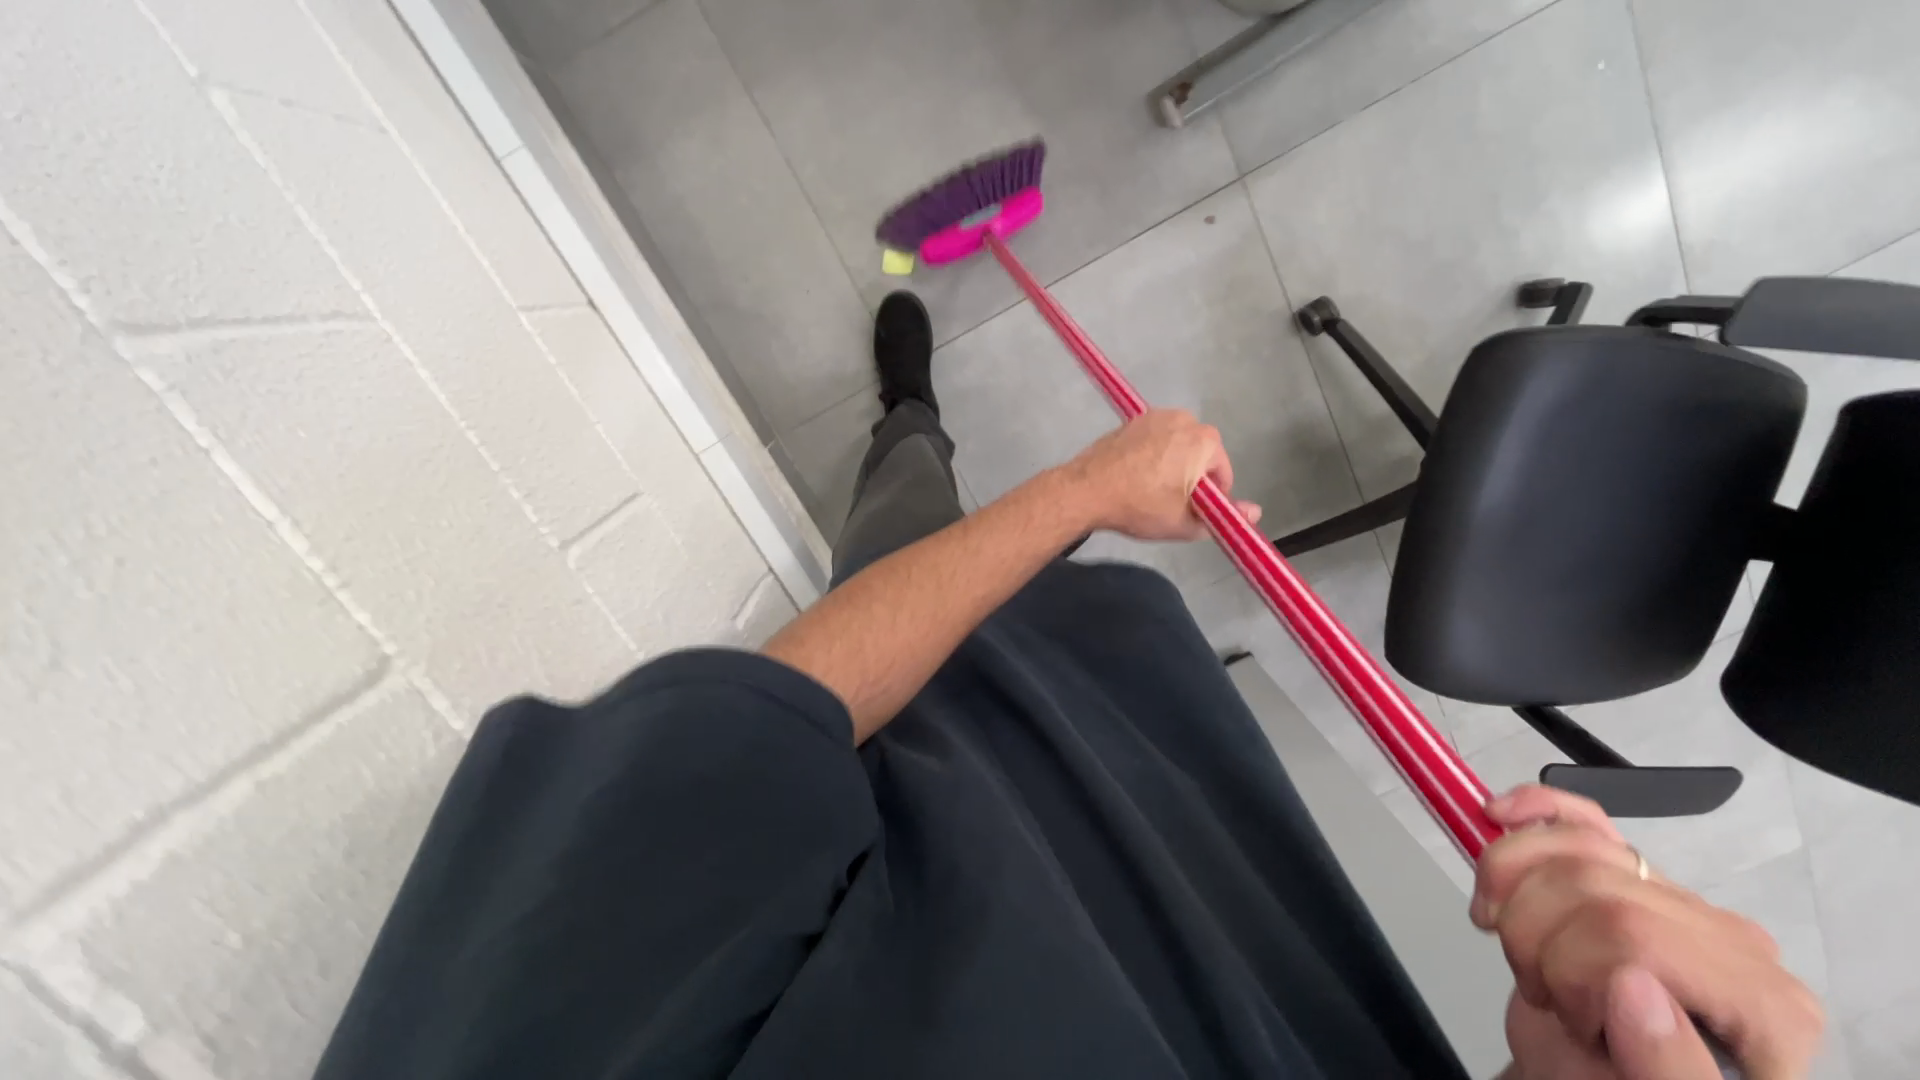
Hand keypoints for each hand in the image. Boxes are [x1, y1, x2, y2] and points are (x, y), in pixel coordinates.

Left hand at [1062, 409, 1260, 541]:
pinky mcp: (1132, 420)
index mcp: (1205, 440)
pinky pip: (1154, 441)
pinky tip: (1135, 477)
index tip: (1192, 513)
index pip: (1222, 474)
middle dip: (1191, 479)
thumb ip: (1224, 517)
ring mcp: (1155, 415)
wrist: (1086, 490)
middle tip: (1169, 504)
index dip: (1212, 498)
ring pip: (1177, 447)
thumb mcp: (1186, 522)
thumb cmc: (1141, 506)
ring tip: (1150, 492)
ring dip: (1172, 466)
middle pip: (1200, 456)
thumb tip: (1256, 512)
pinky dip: (1152, 456)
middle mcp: (1184, 419)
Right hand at [1475, 785, 1823, 1079]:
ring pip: (1573, 843)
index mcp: (1762, 1002)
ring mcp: (1673, 898)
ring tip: (1516, 947)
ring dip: (1511, 889)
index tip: (1567, 1018)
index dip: (1570, 964)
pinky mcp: (1621, 872)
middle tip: (1537, 991)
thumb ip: (1667, 1067)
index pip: (1635, 933)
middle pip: (1593, 885)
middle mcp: (1730, 939)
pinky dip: (1533, 806)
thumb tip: (1630, 982)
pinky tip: (1495, 814)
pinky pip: (1583, 815)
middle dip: (1532, 934)